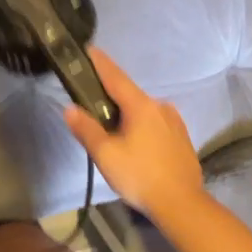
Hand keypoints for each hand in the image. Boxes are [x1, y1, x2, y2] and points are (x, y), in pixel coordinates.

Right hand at [63, 48, 205, 217]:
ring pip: (142, 112)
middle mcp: (160, 106)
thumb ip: (86, 129)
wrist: (181, 203)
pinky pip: (154, 124)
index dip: (100, 63)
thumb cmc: (139, 176)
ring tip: (112, 135)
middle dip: (109, 99)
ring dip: (126, 117)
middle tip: (91, 110)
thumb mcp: (105, 154)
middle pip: (128, 96)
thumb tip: (70, 109)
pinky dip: (140, 128)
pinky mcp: (181, 137)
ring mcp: (174, 121)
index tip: (88, 49)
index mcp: (141, 106)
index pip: (115, 77)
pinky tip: (135, 146)